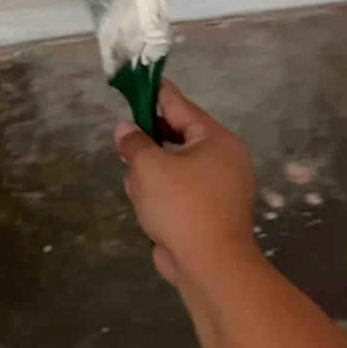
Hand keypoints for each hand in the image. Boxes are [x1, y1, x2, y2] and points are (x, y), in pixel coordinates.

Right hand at [114, 81, 257, 288]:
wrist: (210, 266)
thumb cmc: (181, 205)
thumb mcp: (147, 165)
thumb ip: (133, 141)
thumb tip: (126, 129)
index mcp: (216, 141)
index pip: (179, 105)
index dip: (153, 93)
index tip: (133, 81)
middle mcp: (223, 159)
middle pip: (176, 134)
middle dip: (147, 139)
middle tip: (123, 144)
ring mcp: (219, 187)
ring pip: (173, 163)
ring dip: (149, 169)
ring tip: (134, 183)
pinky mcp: (210, 210)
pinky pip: (177, 187)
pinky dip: (159, 190)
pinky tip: (143, 201)